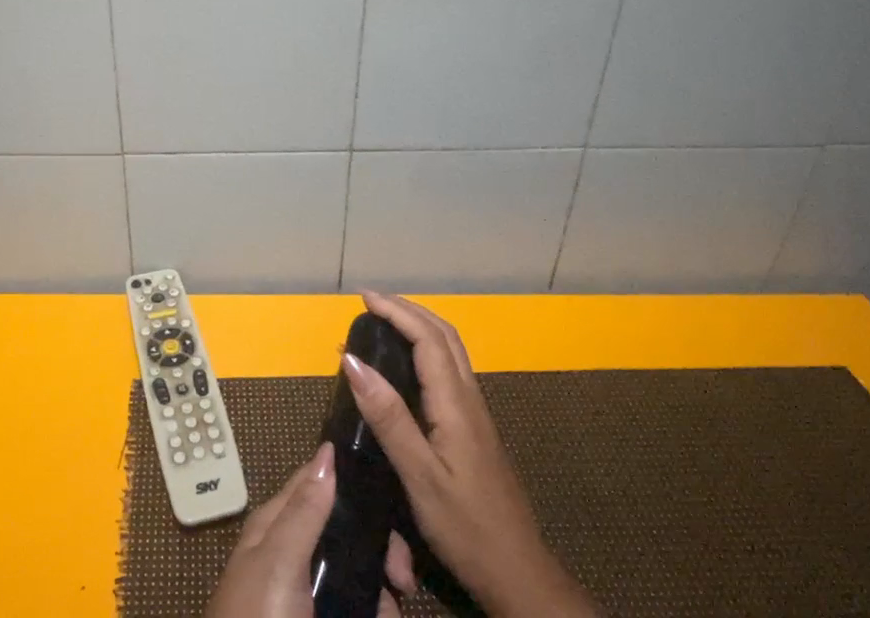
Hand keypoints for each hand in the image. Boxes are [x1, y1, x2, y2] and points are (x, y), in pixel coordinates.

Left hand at [205, 441, 416, 617]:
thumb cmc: (257, 616)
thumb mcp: (278, 560)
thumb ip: (304, 510)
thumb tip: (327, 451)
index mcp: (278, 526)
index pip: (320, 483)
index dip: (354, 484)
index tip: (395, 498)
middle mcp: (298, 552)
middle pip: (352, 533)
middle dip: (383, 552)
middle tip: (402, 577)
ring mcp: (313, 590)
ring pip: (364, 576)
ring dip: (384, 596)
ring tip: (386, 614)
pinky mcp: (330, 615)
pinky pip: (365, 608)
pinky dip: (378, 613)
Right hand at [341, 292, 599, 617]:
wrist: (517, 570)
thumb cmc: (465, 526)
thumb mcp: (419, 475)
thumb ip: (388, 417)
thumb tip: (353, 361)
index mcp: (456, 405)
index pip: (428, 339)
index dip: (397, 312)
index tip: (364, 298)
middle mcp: (469, 400)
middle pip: (445, 337)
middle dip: (409, 311)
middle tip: (371, 303)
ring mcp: (475, 416)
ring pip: (451, 353)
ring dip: (419, 328)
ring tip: (384, 324)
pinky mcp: (473, 431)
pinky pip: (449, 373)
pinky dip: (424, 353)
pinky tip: (406, 370)